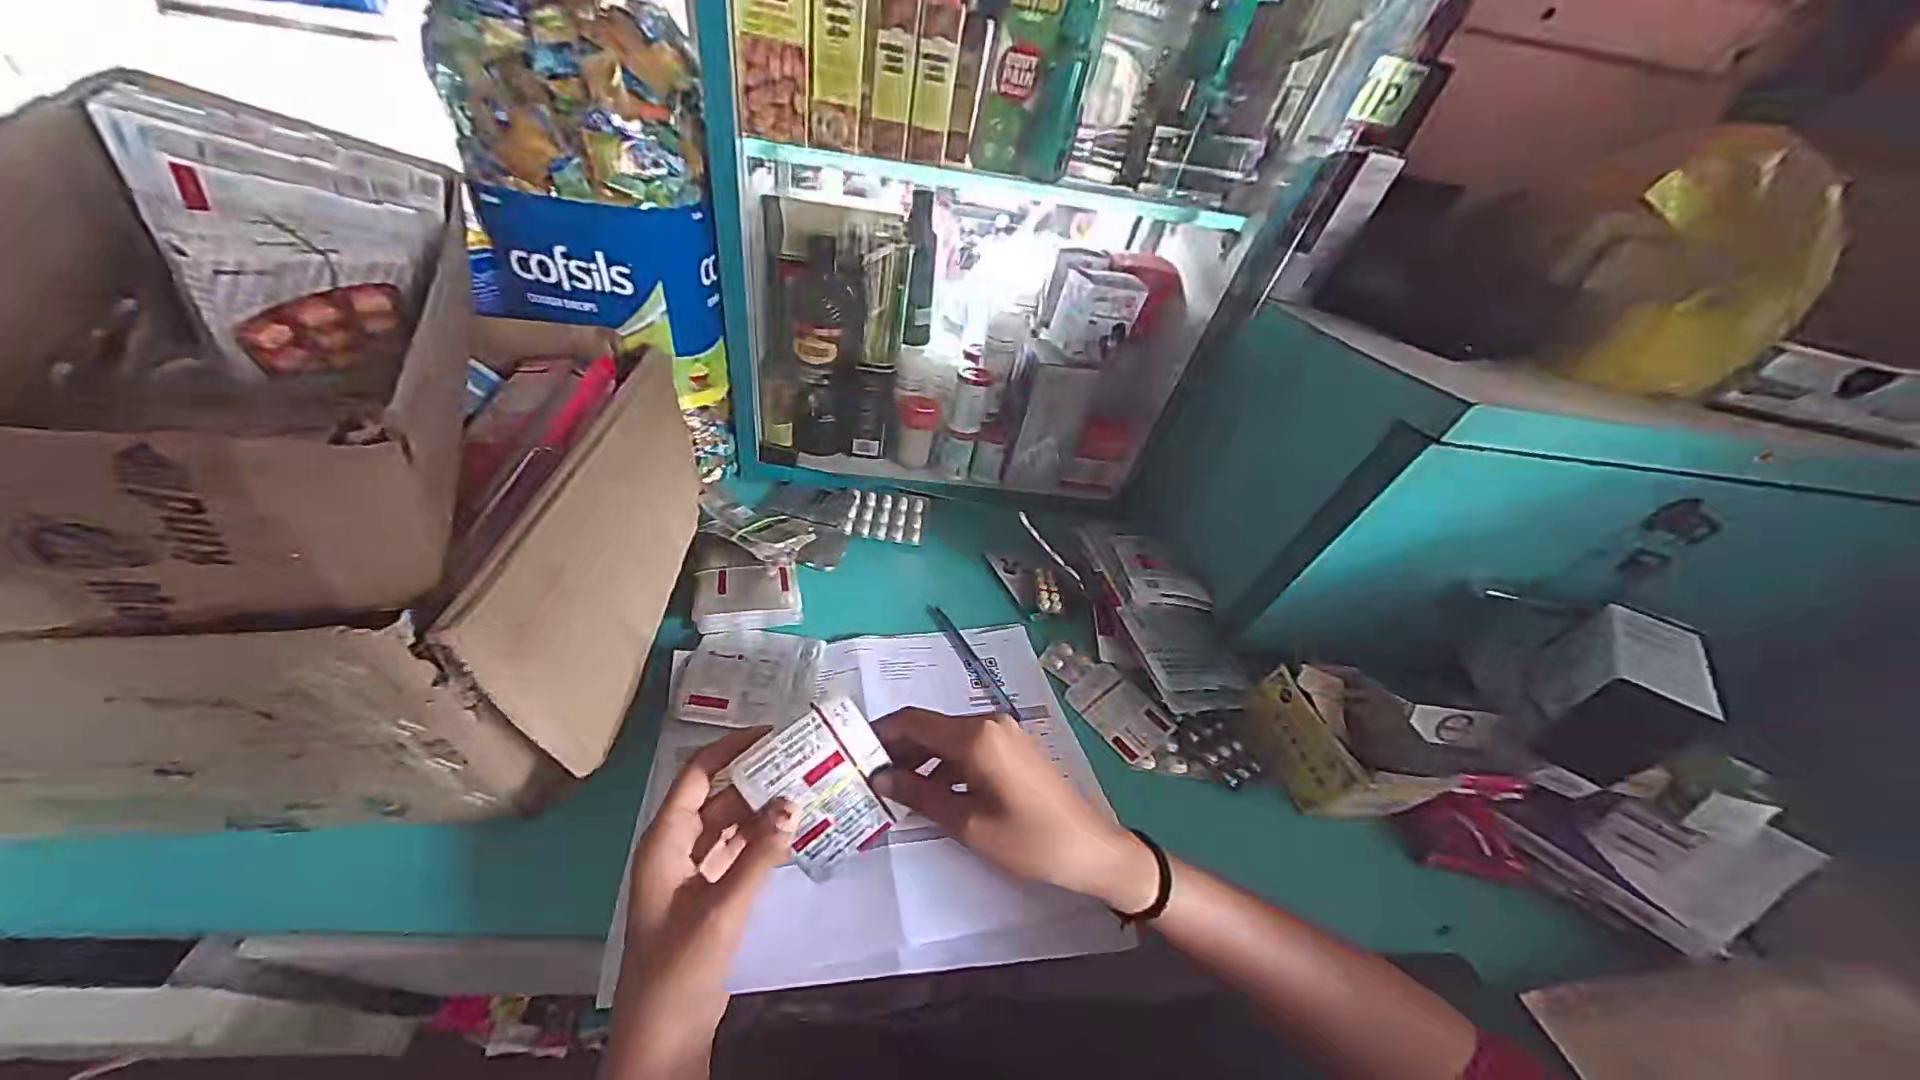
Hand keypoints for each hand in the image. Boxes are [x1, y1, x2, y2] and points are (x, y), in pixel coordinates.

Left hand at [611, 727, 794, 1078]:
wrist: (663, 1035)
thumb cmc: (680, 966)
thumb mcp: (723, 907)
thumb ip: (760, 854)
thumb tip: (793, 802)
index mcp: (665, 841)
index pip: (696, 775)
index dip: (729, 749)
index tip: (769, 733)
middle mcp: (676, 848)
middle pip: (718, 798)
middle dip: (756, 780)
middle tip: (800, 762)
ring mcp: (693, 872)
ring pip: (730, 825)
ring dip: (762, 811)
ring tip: (804, 790)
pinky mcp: (709, 893)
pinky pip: (738, 852)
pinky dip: (762, 840)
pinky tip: (792, 832)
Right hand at [871, 708, 1157, 912]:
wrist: (1091, 849)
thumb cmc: (1030, 841)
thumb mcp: (968, 824)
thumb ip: (920, 796)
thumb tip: (880, 778)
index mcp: (976, 736)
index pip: (913, 722)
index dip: (879, 735)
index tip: (852, 754)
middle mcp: (988, 723)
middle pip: (929, 727)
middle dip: (897, 749)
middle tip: (867, 778)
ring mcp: (1003, 732)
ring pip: (946, 738)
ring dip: (919, 760)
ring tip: (893, 792)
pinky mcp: (1011, 747)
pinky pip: (967, 748)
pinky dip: (944, 765)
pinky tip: (930, 793)